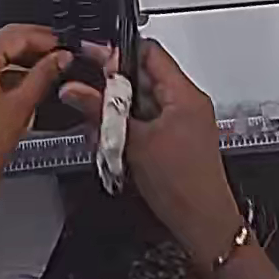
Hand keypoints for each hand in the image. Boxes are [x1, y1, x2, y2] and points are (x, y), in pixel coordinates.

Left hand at [0, 24, 71, 195]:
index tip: (65, 45)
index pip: (17, 34)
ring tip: (52, 68)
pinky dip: (14, 73)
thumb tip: (59, 58)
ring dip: (26, 59)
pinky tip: (32, 83)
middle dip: (36, 45)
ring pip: (1, 55)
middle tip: (62, 53)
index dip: (45, 37)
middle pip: (7, 41)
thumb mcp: (20, 107)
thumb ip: (43, 76)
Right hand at [63, 41, 244, 270]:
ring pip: (141, 98)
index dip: (119, 52)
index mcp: (184, 94)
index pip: (149, 51)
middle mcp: (186, 102)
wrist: (204, 226)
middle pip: (142, 75)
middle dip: (113, 86)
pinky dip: (127, 124)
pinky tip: (113, 140)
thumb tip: (74, 90)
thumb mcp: (132, 142)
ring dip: (117, 108)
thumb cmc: (183, 187)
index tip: (95, 58)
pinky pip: (146, 117)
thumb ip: (100, 110)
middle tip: (88, 92)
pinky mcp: (175, 136)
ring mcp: (182, 119)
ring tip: (100, 124)